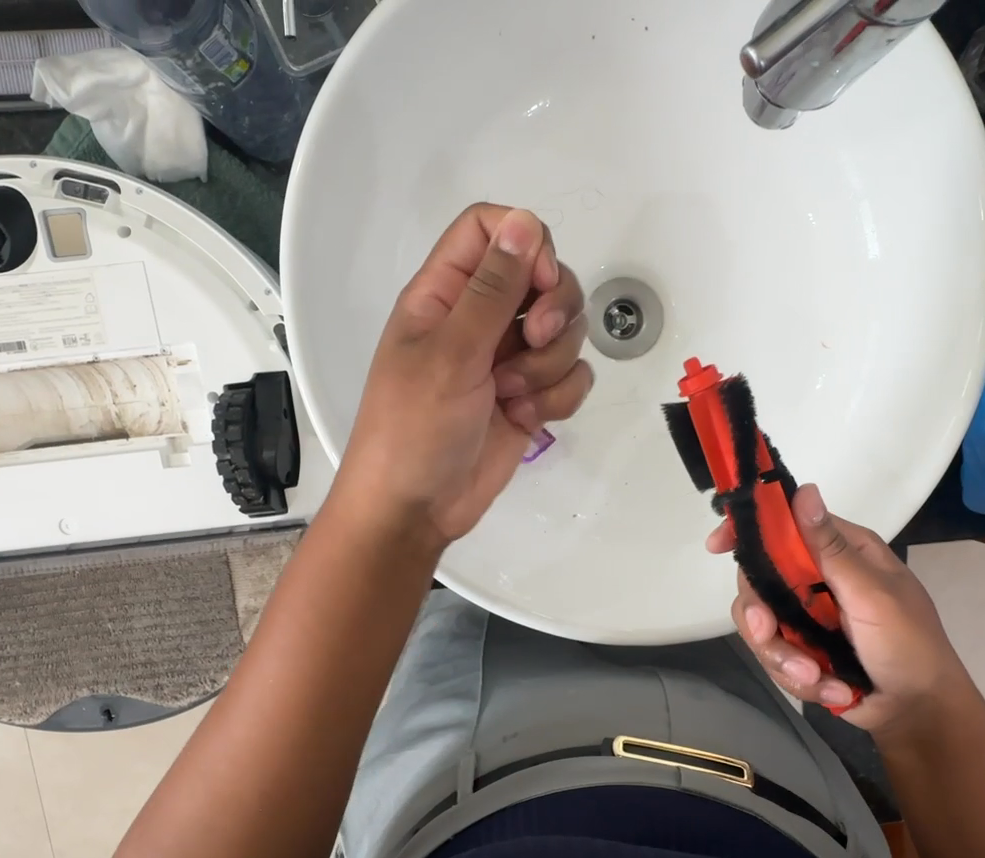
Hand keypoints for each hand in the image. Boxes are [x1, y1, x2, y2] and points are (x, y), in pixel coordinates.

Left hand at [333, 204, 592, 549]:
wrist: (417, 509)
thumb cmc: (413, 428)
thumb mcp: (450, 353)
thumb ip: (492, 288)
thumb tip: (524, 222)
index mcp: (444, 293)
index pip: (492, 229)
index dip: (526, 243)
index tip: (539, 282)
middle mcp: (480, 318)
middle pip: (544, 276)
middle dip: (553, 311)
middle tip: (532, 343)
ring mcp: (508, 358)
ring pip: (565, 330)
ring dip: (550, 365)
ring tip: (512, 396)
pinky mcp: (531, 397)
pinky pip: (571, 377)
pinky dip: (558, 398)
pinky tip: (524, 419)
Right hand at [708, 484, 974, 732]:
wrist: (918, 712)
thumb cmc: (910, 646)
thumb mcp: (872, 595)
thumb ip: (831, 549)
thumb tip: (804, 490)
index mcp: (841, 553)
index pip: (784, 528)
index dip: (748, 532)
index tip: (717, 545)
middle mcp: (818, 580)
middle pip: (758, 583)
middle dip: (761, 618)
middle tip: (765, 634)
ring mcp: (807, 618)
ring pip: (761, 628)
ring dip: (786, 659)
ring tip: (819, 679)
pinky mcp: (802, 651)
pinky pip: (775, 659)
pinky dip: (800, 680)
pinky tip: (833, 690)